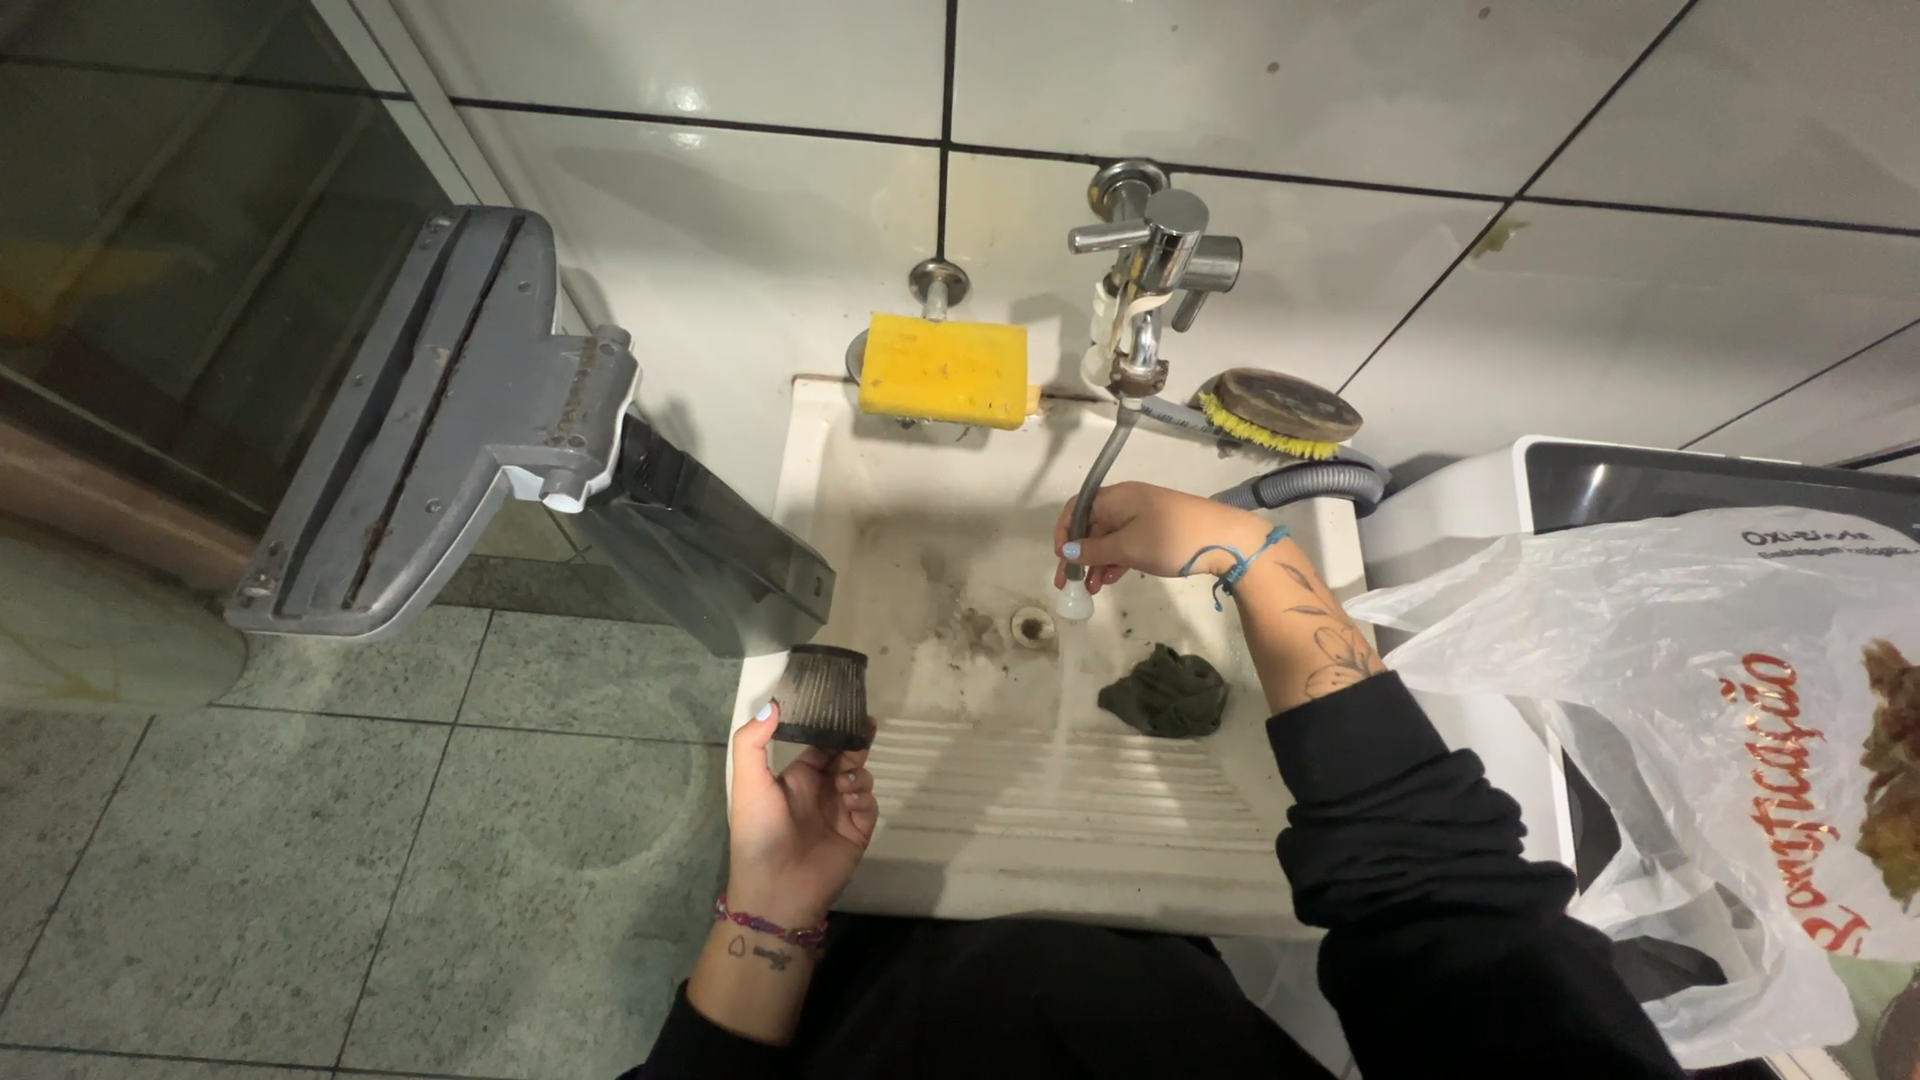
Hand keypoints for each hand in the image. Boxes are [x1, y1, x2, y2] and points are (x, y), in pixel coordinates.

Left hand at [725, 702, 877, 928]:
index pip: (822, 745)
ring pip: (861, 777)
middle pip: (847, 757)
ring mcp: (840, 811)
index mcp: (797, 777)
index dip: (835, 729)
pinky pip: (869, 805)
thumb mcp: (748, 785)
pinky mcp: (857, 832)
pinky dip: (864, 799)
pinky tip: (850, 803)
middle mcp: (821, 790)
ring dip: (858, 773)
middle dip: (856, 743)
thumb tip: (774, 704)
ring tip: (845, 782)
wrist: (775, 891)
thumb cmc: (758, 834)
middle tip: (866, 729)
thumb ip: (753, 743)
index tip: (849, 710)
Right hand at [1054, 481, 1271, 593]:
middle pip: (1090, 526)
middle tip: (1068, 582)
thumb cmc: (1171, 539)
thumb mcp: (1128, 547)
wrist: (1226, 540)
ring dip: (1096, 562)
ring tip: (1091, 590)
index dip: (1063, 532)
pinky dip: (1115, 561)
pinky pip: (1125, 544)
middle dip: (1078, 554)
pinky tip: (1110, 581)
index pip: (1076, 509)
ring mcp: (1141, 517)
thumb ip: (1094, 549)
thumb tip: (1067, 549)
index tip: (1061, 558)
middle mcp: (1125, 503)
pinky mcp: (1155, 531)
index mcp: (1115, 498)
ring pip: (1108, 539)